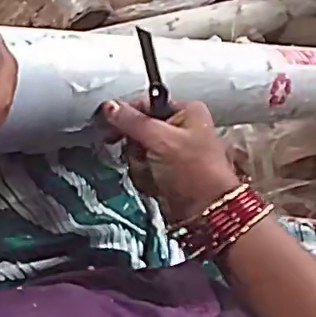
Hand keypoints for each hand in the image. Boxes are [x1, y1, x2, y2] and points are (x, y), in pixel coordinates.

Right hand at [100, 98, 241, 218]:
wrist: (205, 212)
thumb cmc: (195, 172)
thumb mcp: (160, 139)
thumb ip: (132, 121)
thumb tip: (110, 107)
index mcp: (186, 112)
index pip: (146, 104)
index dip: (127, 114)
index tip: (109, 124)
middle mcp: (180, 129)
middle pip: (138, 130)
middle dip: (137, 148)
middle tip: (144, 154)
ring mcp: (172, 152)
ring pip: (137, 152)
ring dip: (141, 166)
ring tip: (156, 172)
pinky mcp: (166, 172)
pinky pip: (142, 169)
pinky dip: (146, 178)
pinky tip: (157, 183)